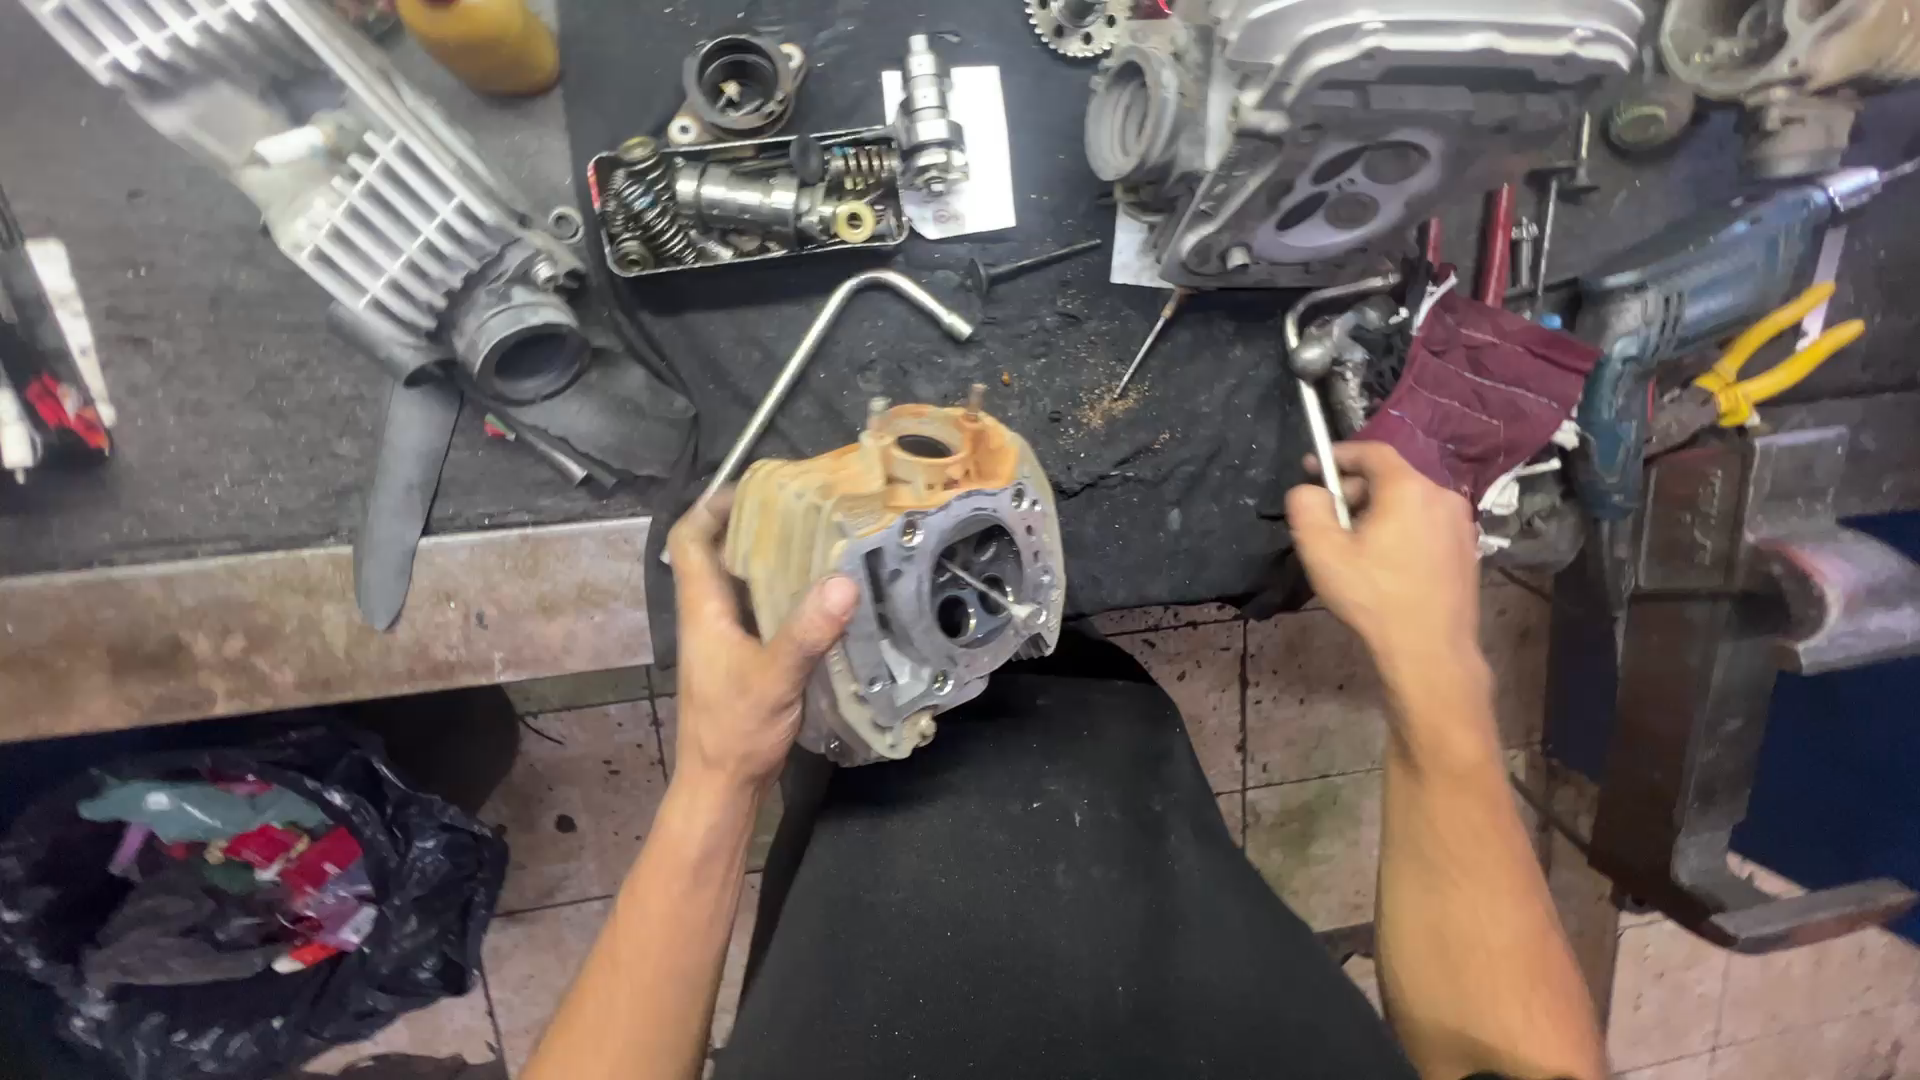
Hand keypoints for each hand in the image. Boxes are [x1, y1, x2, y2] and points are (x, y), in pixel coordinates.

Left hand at [666, 493, 859, 792]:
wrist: (723, 785)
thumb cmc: (735, 729)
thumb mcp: (774, 677)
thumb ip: (807, 631)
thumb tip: (844, 580)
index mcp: (703, 608)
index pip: (690, 538)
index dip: (713, 505)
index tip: (757, 486)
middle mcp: (710, 614)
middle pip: (720, 551)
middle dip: (754, 522)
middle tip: (803, 504)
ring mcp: (727, 636)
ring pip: (743, 579)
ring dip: (772, 555)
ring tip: (819, 536)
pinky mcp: (746, 655)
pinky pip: (763, 607)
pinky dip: (786, 590)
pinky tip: (822, 591)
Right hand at [1285, 442, 1485, 691]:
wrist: (1428, 648)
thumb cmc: (1371, 595)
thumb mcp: (1321, 550)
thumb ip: (1306, 507)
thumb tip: (1308, 490)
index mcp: (1407, 489)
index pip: (1372, 451)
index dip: (1339, 454)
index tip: (1313, 467)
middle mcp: (1441, 496)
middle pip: (1390, 477)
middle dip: (1354, 490)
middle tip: (1328, 518)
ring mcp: (1459, 523)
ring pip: (1407, 502)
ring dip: (1376, 512)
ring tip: (1353, 545)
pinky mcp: (1466, 548)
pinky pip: (1424, 524)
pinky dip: (1399, 529)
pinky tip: (1383, 563)